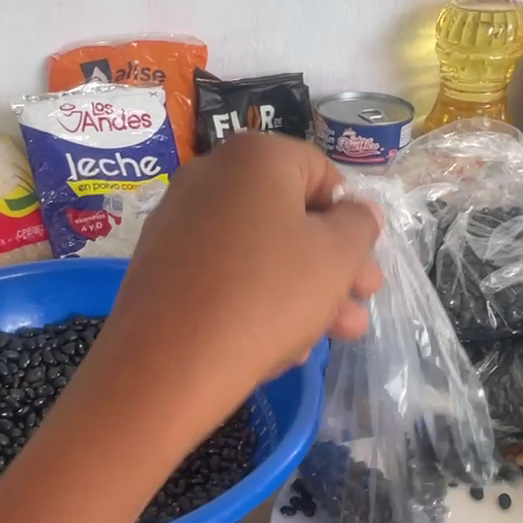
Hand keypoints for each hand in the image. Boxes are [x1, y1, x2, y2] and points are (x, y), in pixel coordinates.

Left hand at [88, 133, 383, 428]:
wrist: (168, 364)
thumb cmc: (267, 296)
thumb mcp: (336, 258)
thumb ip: (359, 226)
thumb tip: (359, 211)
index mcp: (255, 157)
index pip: (322, 175)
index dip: (351, 221)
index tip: (363, 263)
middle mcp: (209, 177)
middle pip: (289, 220)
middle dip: (332, 268)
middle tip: (359, 306)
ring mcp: (176, 223)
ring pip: (257, 255)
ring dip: (300, 294)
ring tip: (331, 339)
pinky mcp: (158, 268)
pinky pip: (221, 277)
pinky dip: (253, 304)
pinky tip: (279, 349)